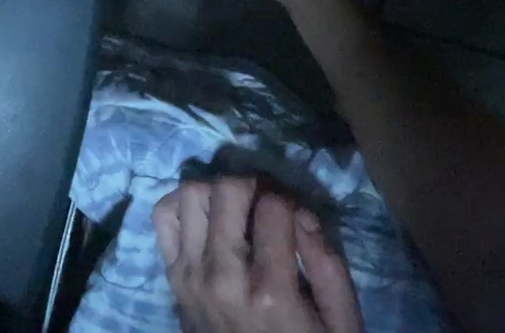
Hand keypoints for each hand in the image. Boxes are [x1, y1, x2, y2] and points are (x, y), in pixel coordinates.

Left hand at [153, 177, 362, 332]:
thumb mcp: (340, 323)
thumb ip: (327, 263)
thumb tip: (302, 211)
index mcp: (270, 293)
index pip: (273, 207)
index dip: (289, 201)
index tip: (296, 215)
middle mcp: (223, 277)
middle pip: (227, 190)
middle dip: (253, 184)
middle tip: (266, 201)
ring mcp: (190, 276)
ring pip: (191, 194)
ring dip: (217, 191)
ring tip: (237, 209)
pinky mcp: (172, 277)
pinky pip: (163, 217)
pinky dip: (183, 205)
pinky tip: (207, 216)